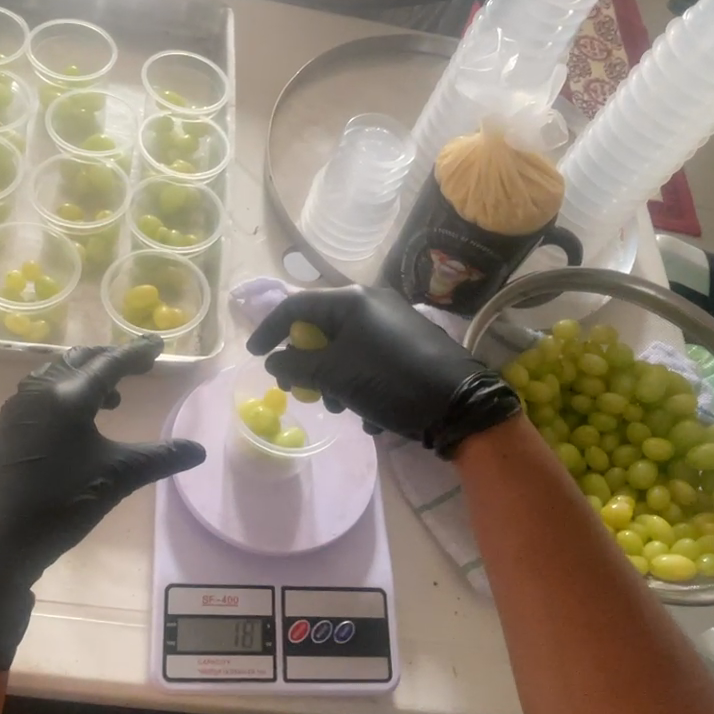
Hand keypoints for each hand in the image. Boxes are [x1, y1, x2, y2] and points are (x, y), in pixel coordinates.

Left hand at [0, 338, 205, 670]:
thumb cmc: (61, 503)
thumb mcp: (119, 477)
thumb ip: (161, 458)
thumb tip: (199, 450)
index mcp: (69, 396)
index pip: (110, 363)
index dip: (136, 353)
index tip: (157, 345)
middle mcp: (41, 391)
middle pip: (81, 360)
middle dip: (111, 359)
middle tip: (138, 367)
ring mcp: (20, 408)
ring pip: (58, 374)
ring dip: (87, 376)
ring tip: (113, 397)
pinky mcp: (10, 426)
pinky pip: (43, 392)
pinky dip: (67, 391)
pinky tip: (79, 420)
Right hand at [247, 286, 520, 457]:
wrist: (458, 403)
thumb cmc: (389, 382)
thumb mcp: (335, 375)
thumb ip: (296, 366)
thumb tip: (273, 361)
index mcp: (352, 300)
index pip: (295, 306)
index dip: (269, 330)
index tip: (255, 356)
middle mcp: (372, 304)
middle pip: (320, 328)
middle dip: (306, 365)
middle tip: (299, 392)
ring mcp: (393, 324)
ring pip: (344, 349)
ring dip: (333, 381)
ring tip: (340, 408)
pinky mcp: (408, 346)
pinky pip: (368, 360)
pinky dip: (358, 384)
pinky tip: (369, 413)